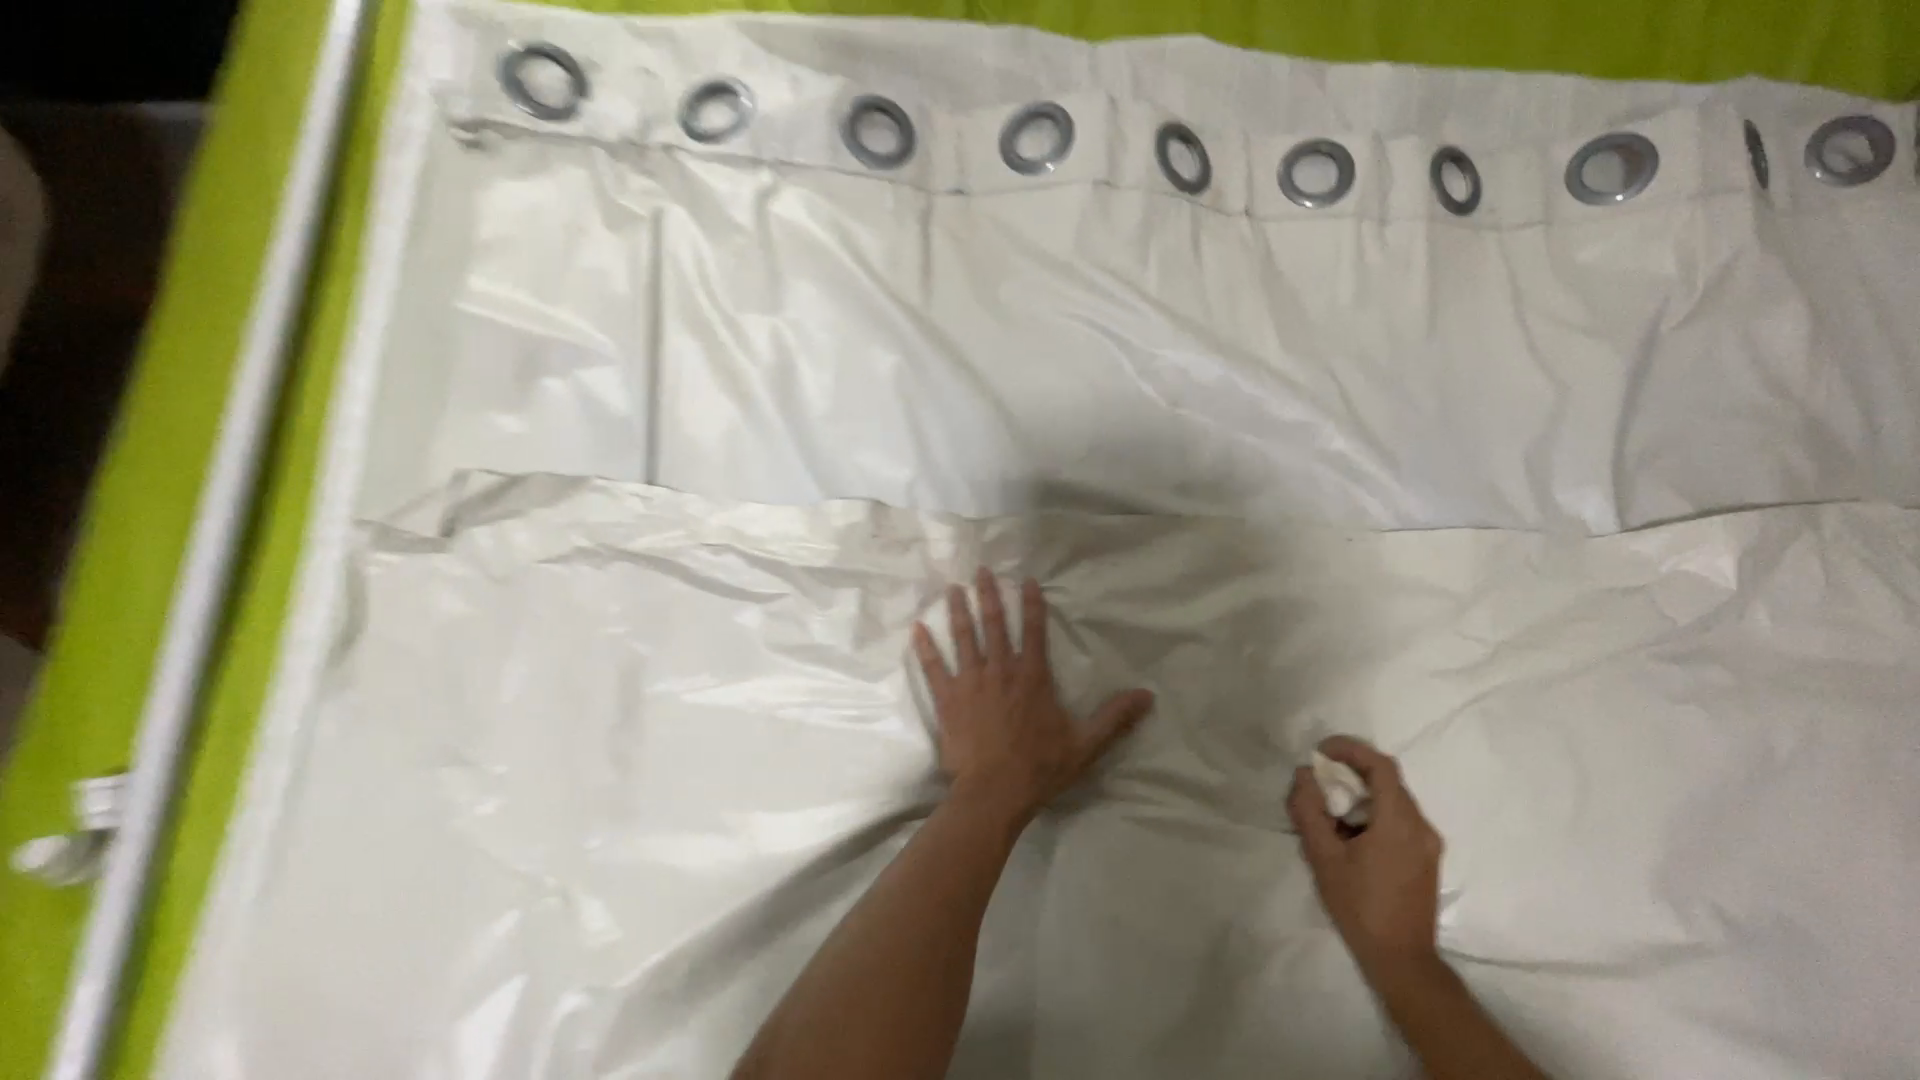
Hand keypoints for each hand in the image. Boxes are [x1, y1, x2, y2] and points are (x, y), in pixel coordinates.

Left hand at [912, 569, 1154, 826]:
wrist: (994, 793)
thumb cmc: (1040, 768)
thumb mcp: (1085, 744)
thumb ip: (1114, 717)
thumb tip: (1148, 695)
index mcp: (1033, 678)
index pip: (1035, 631)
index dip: (1032, 604)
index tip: (1026, 580)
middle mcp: (1001, 671)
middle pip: (994, 624)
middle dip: (989, 595)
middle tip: (981, 570)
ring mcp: (970, 683)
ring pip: (963, 638)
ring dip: (958, 611)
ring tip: (953, 588)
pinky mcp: (947, 700)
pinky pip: (934, 668)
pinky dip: (925, 648)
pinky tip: (917, 629)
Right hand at [1288, 736, 1444, 976]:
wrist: (1401, 959)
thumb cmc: (1360, 907)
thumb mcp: (1323, 858)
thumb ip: (1309, 811)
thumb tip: (1304, 775)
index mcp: (1400, 823)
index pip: (1381, 765)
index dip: (1351, 748)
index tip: (1321, 751)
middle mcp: (1422, 827)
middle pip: (1388, 781)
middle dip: (1351, 771)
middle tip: (1318, 780)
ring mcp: (1429, 844)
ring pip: (1394, 800)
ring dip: (1362, 794)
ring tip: (1329, 809)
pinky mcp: (1427, 858)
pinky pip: (1400, 820)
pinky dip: (1373, 813)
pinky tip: (1350, 834)